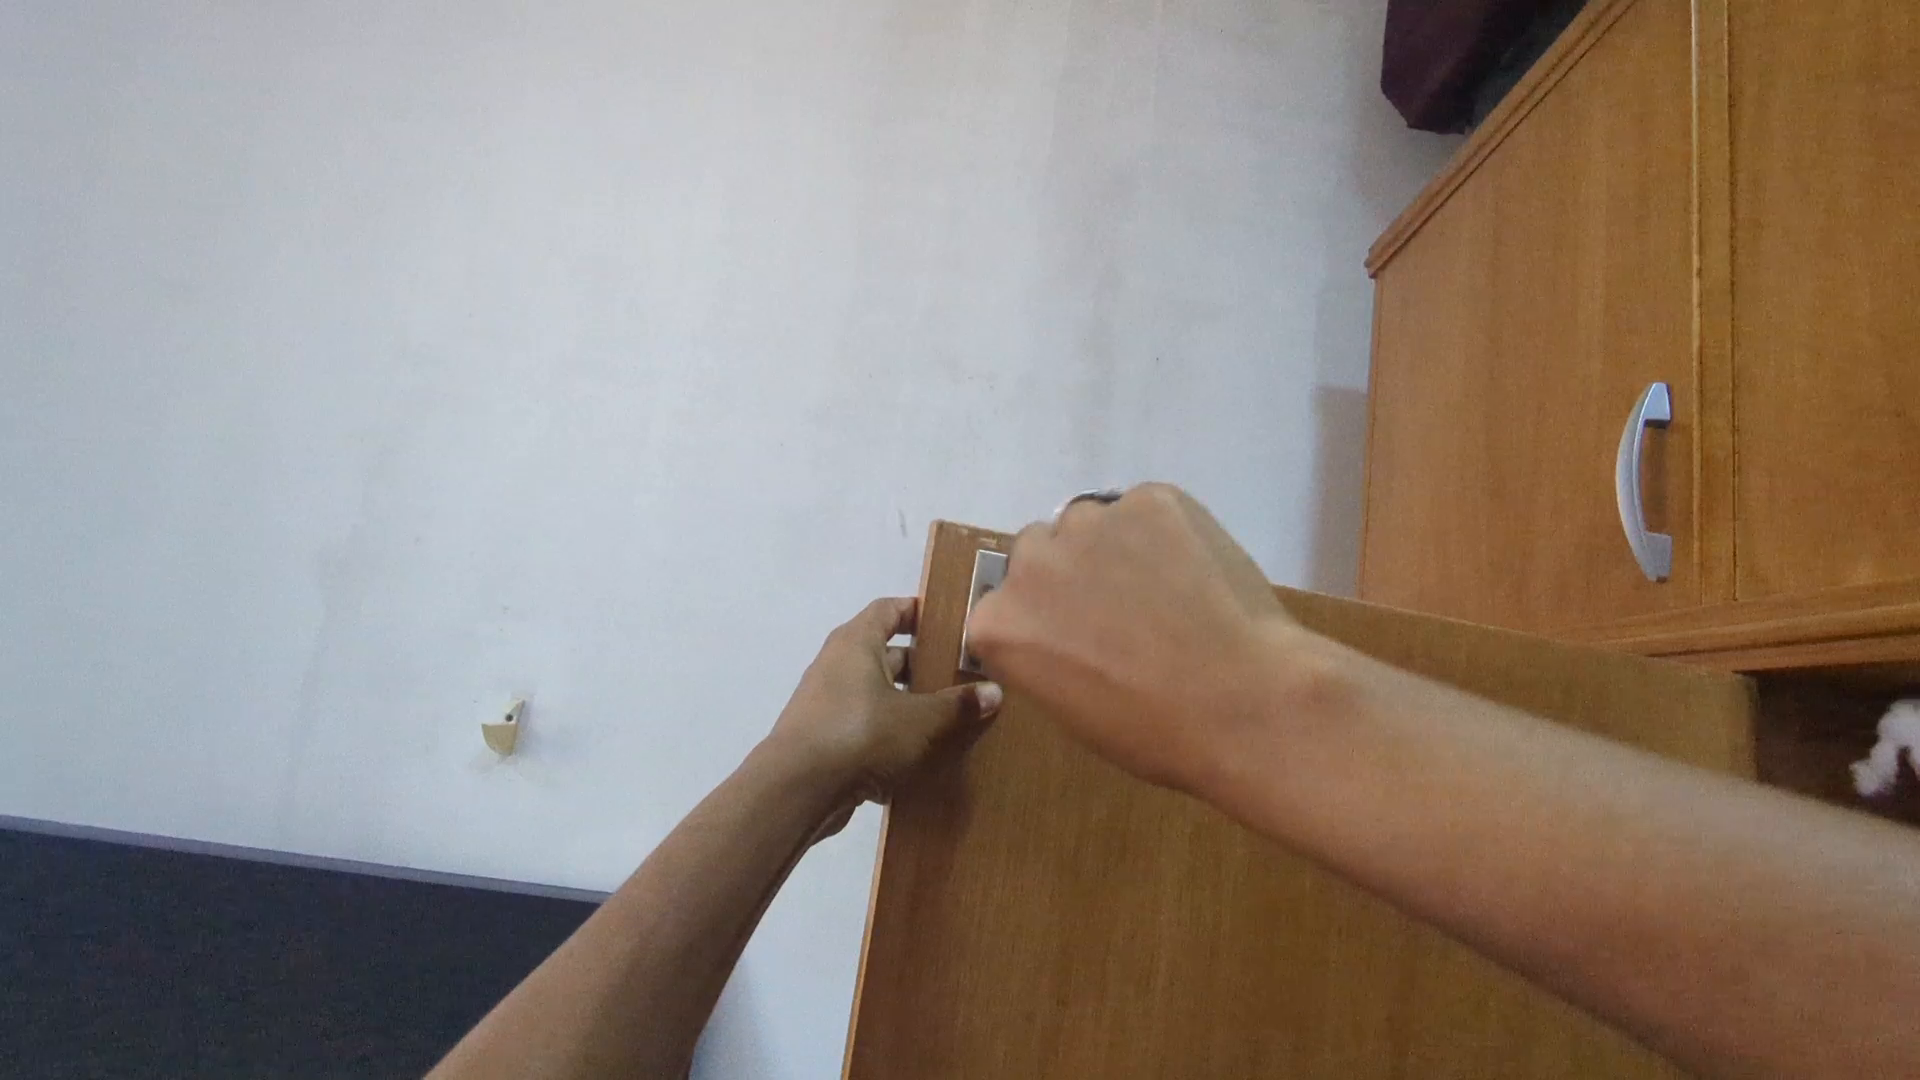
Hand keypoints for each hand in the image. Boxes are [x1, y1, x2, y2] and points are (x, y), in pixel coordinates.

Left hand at [767, 597, 1002, 814]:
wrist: (796, 790)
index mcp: (857, 642)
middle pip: (886, 653)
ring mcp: (826, 702)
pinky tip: (918, 755)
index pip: (889, 609)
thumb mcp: (919, 720)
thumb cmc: (860, 734)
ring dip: (907, 703)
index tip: (950, 624)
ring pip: (876, 692)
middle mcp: (837, 664)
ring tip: (948, 717)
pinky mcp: (823, 737)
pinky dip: (889, 733)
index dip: (918, 612)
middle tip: (961, 676)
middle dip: (922, 665)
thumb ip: (957, 705)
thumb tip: (994, 692)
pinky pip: (864, 725)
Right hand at [966, 484, 1304, 798]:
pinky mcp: (1147, 500)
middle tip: (1118, 607)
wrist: (1242, 702)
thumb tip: (1069, 623)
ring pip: (1090, 523)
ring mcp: (1089, 522)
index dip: (1043, 617)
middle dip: (1069, 573)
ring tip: (1164, 586)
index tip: (1075, 635)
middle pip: (1038, 551)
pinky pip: (1145, 510)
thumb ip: (1046, 650)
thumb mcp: (1070, 705)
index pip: (1004, 603)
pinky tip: (1196, 570)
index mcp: (999, 622)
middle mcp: (1031, 561)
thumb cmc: (1152, 730)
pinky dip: (1164, 532)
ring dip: (1113, 546)